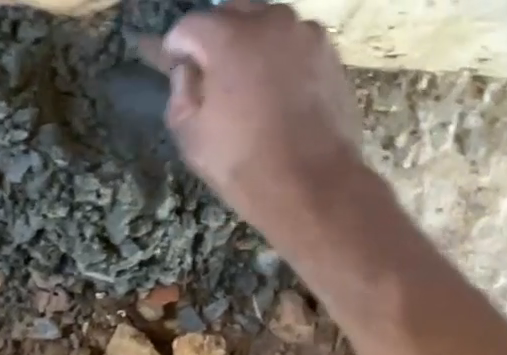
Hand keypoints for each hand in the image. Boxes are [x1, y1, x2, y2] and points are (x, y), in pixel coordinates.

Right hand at [145, 2, 364, 232]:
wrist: (312, 185)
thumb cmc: (244, 164)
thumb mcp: (190, 136)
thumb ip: (180, 92)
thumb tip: (188, 71)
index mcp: (227, 36)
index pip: (189, 25)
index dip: (176, 48)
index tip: (175, 69)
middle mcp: (269, 20)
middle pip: (232, 14)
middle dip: (216, 39)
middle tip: (212, 77)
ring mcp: (305, 33)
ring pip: (268, 26)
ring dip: (252, 46)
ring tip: (249, 85)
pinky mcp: (331, 54)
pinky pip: (296, 45)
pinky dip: (282, 60)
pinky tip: (280, 94)